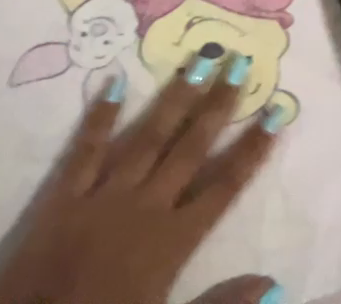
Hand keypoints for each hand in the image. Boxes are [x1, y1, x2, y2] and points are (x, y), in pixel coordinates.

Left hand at [0, 66, 284, 303]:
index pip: (224, 186)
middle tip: (240, 61)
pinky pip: (86, 150)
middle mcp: (146, 208)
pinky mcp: (63, 198)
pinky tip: (114, 82)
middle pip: (191, 149)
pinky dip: (99, 117)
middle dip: (219, 105)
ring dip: (176, 98)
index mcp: (173, 242)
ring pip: (148, 138)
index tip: (277, 111)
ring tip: (199, 59)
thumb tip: (275, 282)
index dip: (252, 148)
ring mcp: (104, 197)